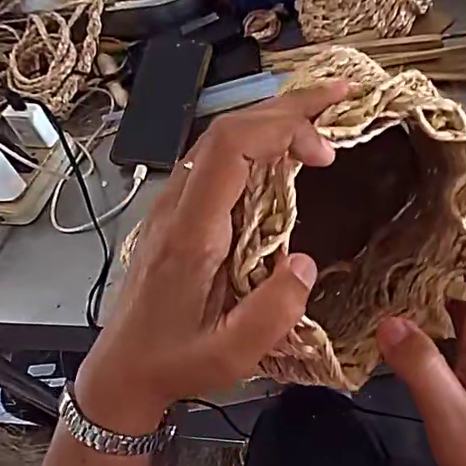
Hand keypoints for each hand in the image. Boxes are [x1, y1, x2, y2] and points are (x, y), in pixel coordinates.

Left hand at [74, 84, 349, 434]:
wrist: (123, 369)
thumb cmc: (175, 362)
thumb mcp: (230, 355)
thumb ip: (273, 313)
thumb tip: (307, 264)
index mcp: (191, 233)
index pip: (231, 148)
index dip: (282, 129)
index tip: (326, 150)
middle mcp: (178, 207)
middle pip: (228, 130)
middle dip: (289, 106)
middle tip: (342, 96)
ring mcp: (174, 206)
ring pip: (221, 139)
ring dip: (273, 119)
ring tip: (323, 112)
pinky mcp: (180, 215)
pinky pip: (218, 161)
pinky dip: (258, 142)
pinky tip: (285, 147)